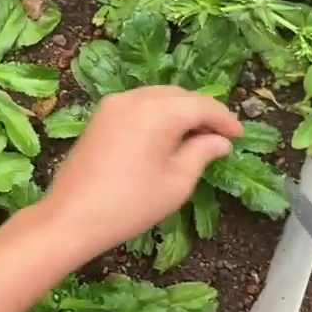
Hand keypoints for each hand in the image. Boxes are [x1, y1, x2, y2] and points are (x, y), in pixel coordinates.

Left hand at [34, 86, 241, 254]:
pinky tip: (166, 136)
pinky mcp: (98, 118)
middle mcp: (133, 98)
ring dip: (179, 111)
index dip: (224, 118)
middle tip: (220, 136)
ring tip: (196, 136)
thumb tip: (218, 140)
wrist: (72, 215)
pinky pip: (137, 105)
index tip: (239, 135)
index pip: (201, 104)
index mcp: (156, 110)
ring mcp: (111, 106)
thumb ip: (201, 153)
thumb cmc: (131, 203)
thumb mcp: (177, 181)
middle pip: (178, 95)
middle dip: (202, 112)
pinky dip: (156, 114)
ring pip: (156, 97)